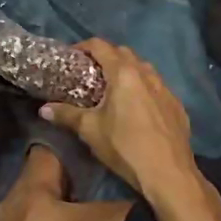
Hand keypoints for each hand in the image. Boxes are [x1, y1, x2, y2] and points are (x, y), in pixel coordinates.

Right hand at [41, 39, 201, 201]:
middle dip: (106, 57)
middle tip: (91, 73)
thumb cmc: (125, 147)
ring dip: (127, 71)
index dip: (83, 46)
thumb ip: (66, 115)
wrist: (169, 174)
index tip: (72, 56)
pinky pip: (156, 87)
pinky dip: (144, 89)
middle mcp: (146, 73)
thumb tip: (43, 109)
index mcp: (123, 72)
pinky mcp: (176, 104)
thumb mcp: (90, 130)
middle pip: (123, 53)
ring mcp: (165, 88)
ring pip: (143, 68)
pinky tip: (138, 109)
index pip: (100, 45)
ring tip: (114, 89)